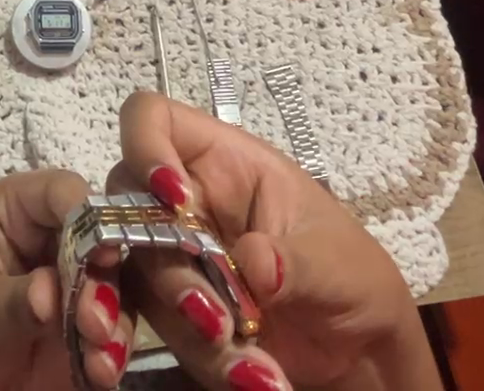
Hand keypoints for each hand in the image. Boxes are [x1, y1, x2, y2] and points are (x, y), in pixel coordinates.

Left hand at [0, 169, 135, 390]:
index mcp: (20, 210)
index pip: (63, 191)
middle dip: (103, 279)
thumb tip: (50, 292)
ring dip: (114, 319)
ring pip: (117, 283)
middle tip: (94, 321)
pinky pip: (119, 328)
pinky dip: (115, 350)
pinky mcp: (92, 323)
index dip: (87, 212)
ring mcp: (78, 279)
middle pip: (101, 236)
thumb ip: (17, 300)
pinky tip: (100, 371)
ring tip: (97, 355)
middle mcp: (57, 236)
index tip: (102, 252)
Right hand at [108, 92, 441, 390]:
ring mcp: (169, 251)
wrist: (356, 355)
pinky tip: (215, 376)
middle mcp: (183, 198)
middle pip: (128, 202)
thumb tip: (253, 263)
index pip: (153, 118)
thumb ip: (295, 261)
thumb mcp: (336, 263)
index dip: (144, 144)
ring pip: (135, 272)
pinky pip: (140, 321)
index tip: (171, 198)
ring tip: (252, 371)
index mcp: (221, 160)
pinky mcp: (165, 306)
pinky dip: (168, 354)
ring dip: (186, 328)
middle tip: (215, 319)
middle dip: (165, 266)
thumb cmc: (350, 277)